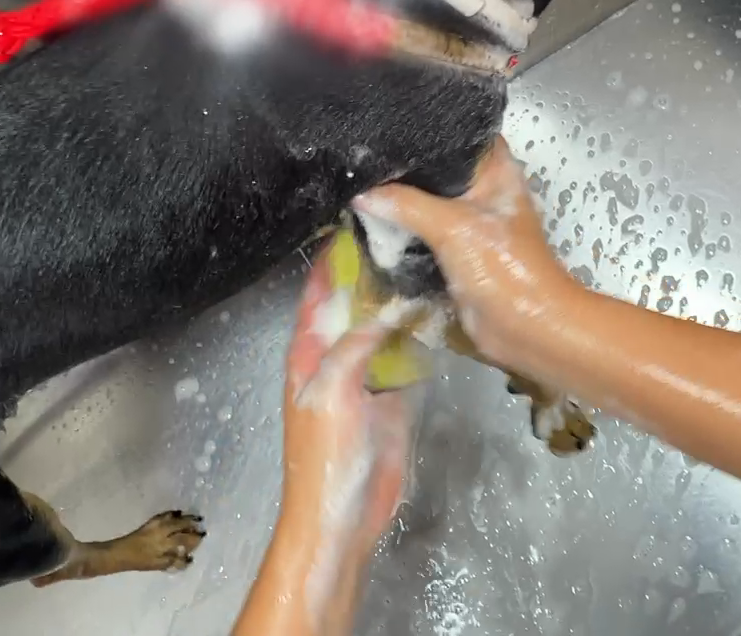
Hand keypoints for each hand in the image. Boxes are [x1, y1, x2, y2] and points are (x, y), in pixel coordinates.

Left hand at [279, 248, 413, 590]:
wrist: (343, 516)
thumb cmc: (325, 455)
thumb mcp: (332, 392)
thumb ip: (354, 345)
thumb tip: (387, 306)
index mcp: (307, 352)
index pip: (317, 293)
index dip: (331, 261)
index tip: (354, 225)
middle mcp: (335, 355)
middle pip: (352, 304)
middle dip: (371, 273)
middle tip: (401, 236)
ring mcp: (365, 374)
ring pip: (380, 326)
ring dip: (395, 301)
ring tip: (421, 262)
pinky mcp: (391, 394)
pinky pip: (402, 354)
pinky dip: (415, 333)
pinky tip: (433, 309)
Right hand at [350, 139, 578, 369]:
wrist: (526, 330)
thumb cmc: (504, 267)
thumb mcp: (452, 227)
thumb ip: (405, 204)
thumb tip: (360, 194)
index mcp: (497, 170)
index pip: (462, 130)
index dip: (430, 123)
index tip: (390, 120)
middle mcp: (484, 189)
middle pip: (439, 167)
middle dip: (405, 163)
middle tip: (362, 151)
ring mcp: (470, 221)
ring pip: (428, 199)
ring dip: (400, 197)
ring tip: (358, 179)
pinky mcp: (457, 251)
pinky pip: (423, 230)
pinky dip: (402, 227)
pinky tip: (371, 217)